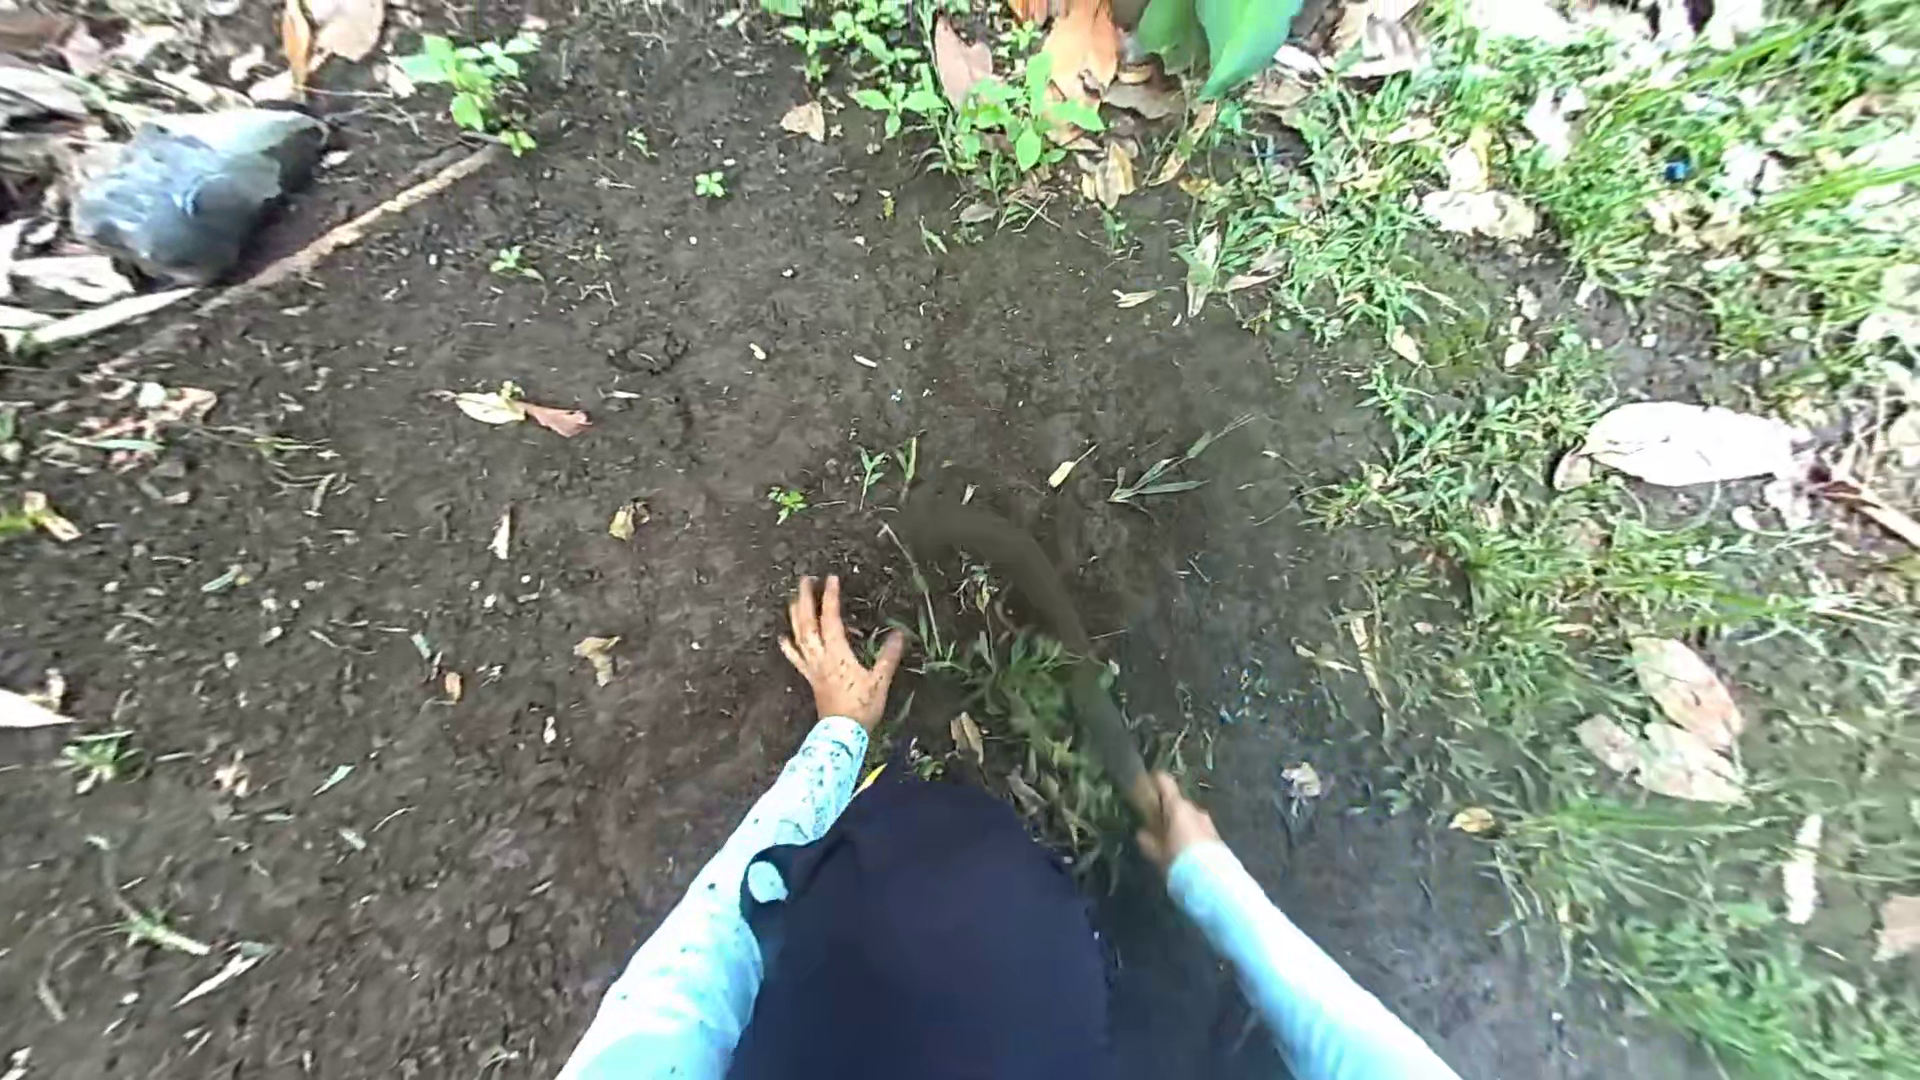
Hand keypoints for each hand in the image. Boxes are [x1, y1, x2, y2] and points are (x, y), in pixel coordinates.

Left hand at [779, 574, 905, 731]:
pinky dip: (788, 645)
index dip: (830, 597)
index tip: (831, 579)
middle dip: (805, 599)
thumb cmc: (862, 707)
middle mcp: (820, 657)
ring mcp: (812, 667)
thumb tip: (899, 634)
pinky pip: (796, 658)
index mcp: (837, 653)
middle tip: (806, 580)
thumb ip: (888, 656)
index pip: (830, 618)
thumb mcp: (880, 680)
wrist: (841, 734)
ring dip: (795, 615)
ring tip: (793, 599)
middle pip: (807, 622)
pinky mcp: (810, 678)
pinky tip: (783, 637)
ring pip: (799, 636)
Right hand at [1135, 773, 1221, 874]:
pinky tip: (1186, 855)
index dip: (1153, 781)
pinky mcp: (1218, 838)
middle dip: (1166, 812)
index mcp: (1177, 807)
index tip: (1144, 788)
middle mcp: (1194, 810)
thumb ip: (1147, 841)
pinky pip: (1199, 831)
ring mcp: (1208, 823)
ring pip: (1189, 818)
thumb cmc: (1180, 862)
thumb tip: (1142, 833)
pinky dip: (1191, 837)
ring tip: (1171, 845)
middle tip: (1155, 828)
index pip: (1163, 781)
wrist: (1216, 885)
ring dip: (1179, 826)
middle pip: (1176, 802)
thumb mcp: (1157, 854)